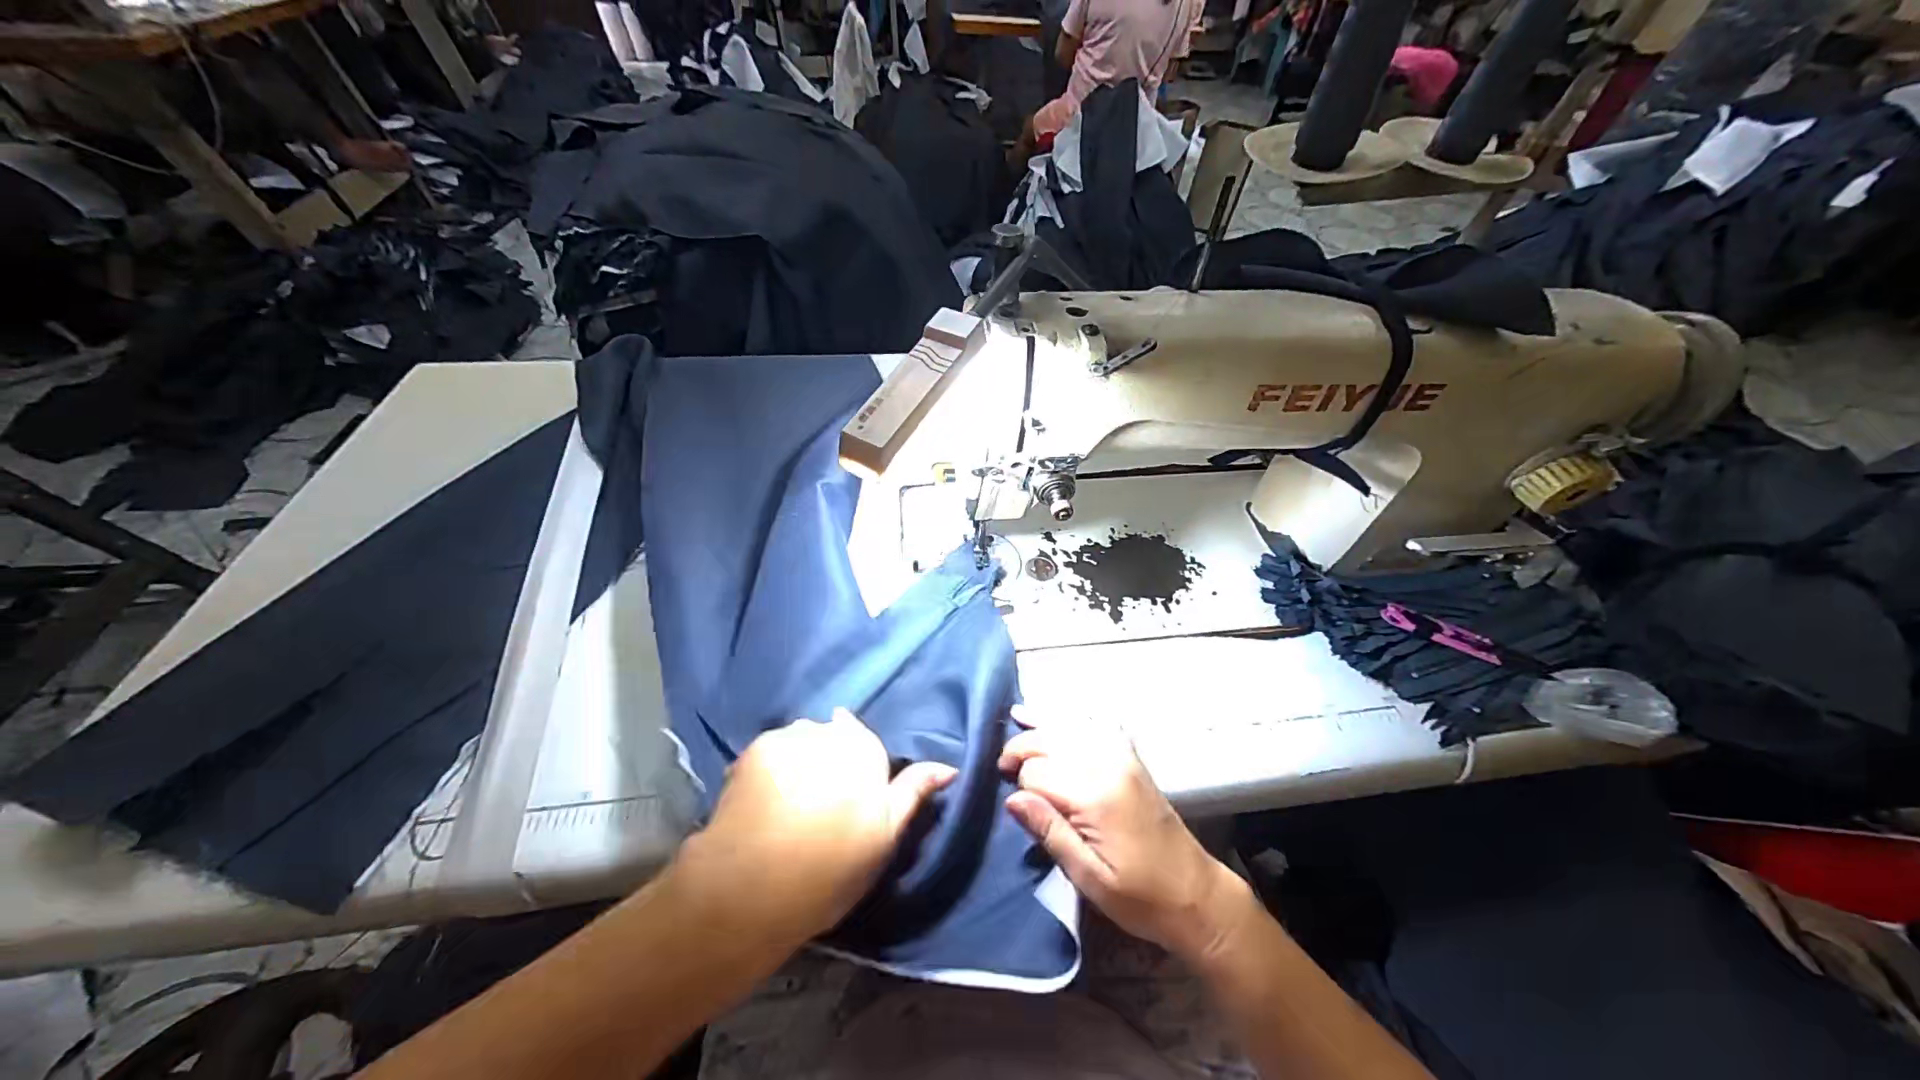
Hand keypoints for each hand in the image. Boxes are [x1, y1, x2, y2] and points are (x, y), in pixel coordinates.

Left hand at [670, 709, 956, 950]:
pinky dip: (771, 769)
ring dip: (800, 759)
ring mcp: (789, 738)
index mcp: (866, 752)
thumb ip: (913, 792)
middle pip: (833, 736)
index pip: (868, 744)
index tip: (849, 799)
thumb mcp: (885, 836)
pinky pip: (771, 751)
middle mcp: (829, 732)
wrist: (754, 886)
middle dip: (829, 759)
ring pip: (801, 740)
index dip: (859, 770)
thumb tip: (948, 767)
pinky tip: (764, 801)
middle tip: (818, 805)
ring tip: (789, 803)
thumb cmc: (833, 867)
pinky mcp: (753, 750)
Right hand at [1000, 708, 1251, 965]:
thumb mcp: (1089, 878)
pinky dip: (1075, 718)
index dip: (1020, 786)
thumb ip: (1050, 832)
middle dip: (1023, 748)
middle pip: (1051, 740)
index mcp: (1096, 797)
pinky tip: (1058, 714)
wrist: (1197, 896)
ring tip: (1018, 720)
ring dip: (1043, 725)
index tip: (1016, 806)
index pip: (1037, 772)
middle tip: (1005, 769)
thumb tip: (1012, 798)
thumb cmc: (1140, 898)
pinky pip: (1098, 726)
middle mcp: (1109, 766)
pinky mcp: (1133, 760)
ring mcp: (1124, 758)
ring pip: (1072, 726)